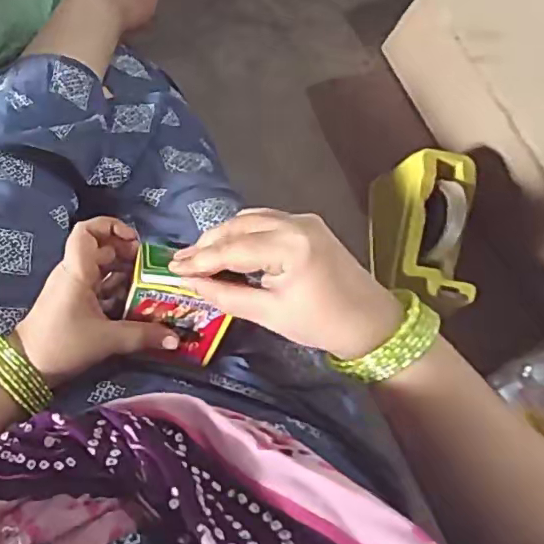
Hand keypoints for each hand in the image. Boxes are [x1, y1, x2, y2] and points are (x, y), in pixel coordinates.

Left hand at [14, 217, 180, 383]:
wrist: (28, 365)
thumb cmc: (62, 344)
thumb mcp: (106, 340)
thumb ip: (143, 336)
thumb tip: (175, 339)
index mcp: (76, 271)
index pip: (87, 231)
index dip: (111, 227)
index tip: (134, 241)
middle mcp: (74, 273)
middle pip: (102, 249)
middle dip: (127, 254)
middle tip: (150, 269)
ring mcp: (72, 288)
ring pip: (102, 269)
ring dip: (124, 274)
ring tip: (147, 287)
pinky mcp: (74, 303)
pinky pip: (98, 287)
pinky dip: (116, 290)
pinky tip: (133, 304)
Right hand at [168, 210, 402, 359]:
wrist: (372, 323)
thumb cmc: (321, 324)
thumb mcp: (268, 314)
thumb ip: (225, 296)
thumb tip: (190, 284)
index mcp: (289, 246)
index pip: (232, 249)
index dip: (199, 259)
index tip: (171, 268)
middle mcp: (296, 223)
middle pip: (237, 226)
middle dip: (206, 244)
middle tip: (180, 262)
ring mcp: (303, 221)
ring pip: (249, 220)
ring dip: (222, 236)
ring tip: (198, 257)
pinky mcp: (307, 225)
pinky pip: (264, 221)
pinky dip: (241, 232)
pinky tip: (227, 248)